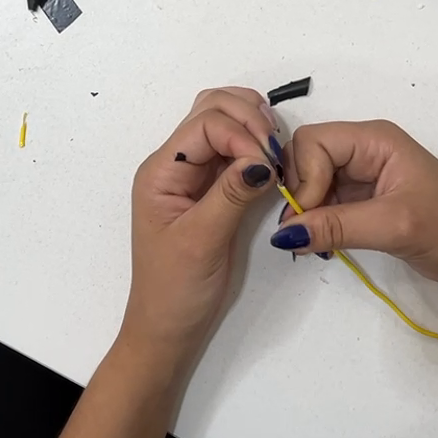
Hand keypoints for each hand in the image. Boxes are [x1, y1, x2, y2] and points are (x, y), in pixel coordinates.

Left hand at [122, 87, 280, 360]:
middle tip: (276, 148)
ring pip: (223, 120)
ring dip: (252, 123)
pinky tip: (271, 160)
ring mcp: (193, 172)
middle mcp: (175, 162)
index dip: (242, 134)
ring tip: (276, 150)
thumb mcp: (203, 242)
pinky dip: (255, 143)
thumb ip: (231, 195)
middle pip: (211, 107)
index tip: (269, 165)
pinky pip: (233, 146)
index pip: (206, 124)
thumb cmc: (177, 289)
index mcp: (162, 171)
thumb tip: (263, 159)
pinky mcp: (212, 184)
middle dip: (248, 116)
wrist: (169, 329)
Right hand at [273, 120, 437, 286]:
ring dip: (306, 208)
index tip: (308, 216)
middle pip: (306, 155)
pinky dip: (315, 219)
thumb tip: (284, 234)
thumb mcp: (393, 226)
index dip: (303, 176)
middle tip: (305, 231)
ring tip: (316, 240)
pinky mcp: (359, 196)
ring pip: (310, 178)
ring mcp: (360, 172)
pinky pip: (321, 198)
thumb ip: (337, 226)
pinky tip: (323, 240)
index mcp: (375, 139)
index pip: (314, 141)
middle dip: (300, 191)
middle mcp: (364, 148)